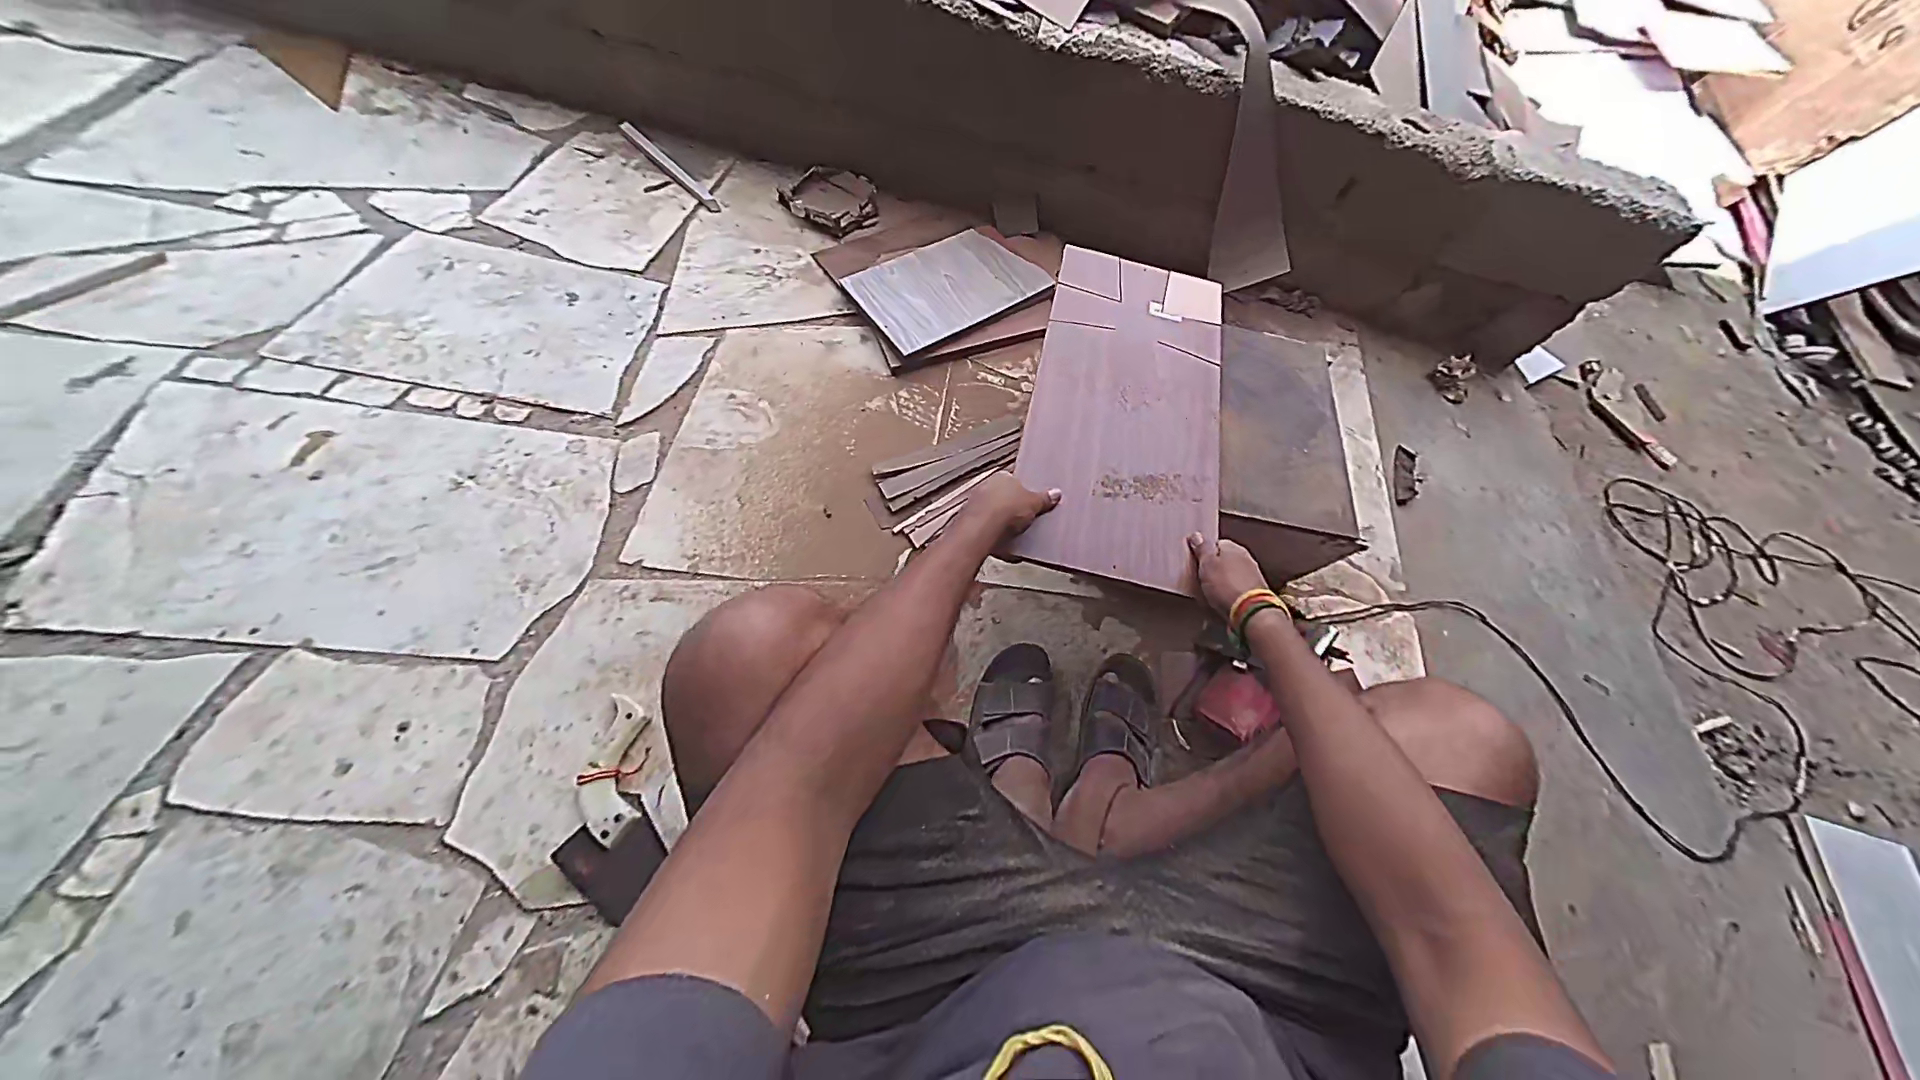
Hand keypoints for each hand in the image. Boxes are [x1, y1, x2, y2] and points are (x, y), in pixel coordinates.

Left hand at [961, 472, 1059, 540]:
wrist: (983, 528)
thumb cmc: (1005, 509)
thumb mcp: (1034, 503)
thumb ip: (1045, 499)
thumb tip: (1055, 494)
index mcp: (1001, 477)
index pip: (1014, 481)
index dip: (1023, 493)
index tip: (1031, 503)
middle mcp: (985, 487)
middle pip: (1003, 498)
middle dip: (1011, 509)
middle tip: (1024, 521)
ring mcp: (974, 504)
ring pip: (992, 514)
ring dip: (1000, 523)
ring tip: (1014, 535)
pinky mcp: (968, 522)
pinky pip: (985, 529)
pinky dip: (992, 536)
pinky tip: (1002, 545)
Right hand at [1188, 534, 1268, 617]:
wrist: (1248, 611)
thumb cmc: (1227, 587)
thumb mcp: (1207, 564)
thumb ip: (1202, 549)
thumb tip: (1197, 536)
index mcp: (1234, 548)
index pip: (1216, 544)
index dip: (1203, 552)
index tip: (1195, 560)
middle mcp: (1246, 559)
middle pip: (1224, 560)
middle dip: (1212, 568)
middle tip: (1199, 577)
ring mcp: (1251, 576)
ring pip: (1230, 575)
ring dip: (1221, 582)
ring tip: (1209, 592)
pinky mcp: (1253, 593)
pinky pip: (1235, 590)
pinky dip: (1228, 594)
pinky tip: (1221, 601)